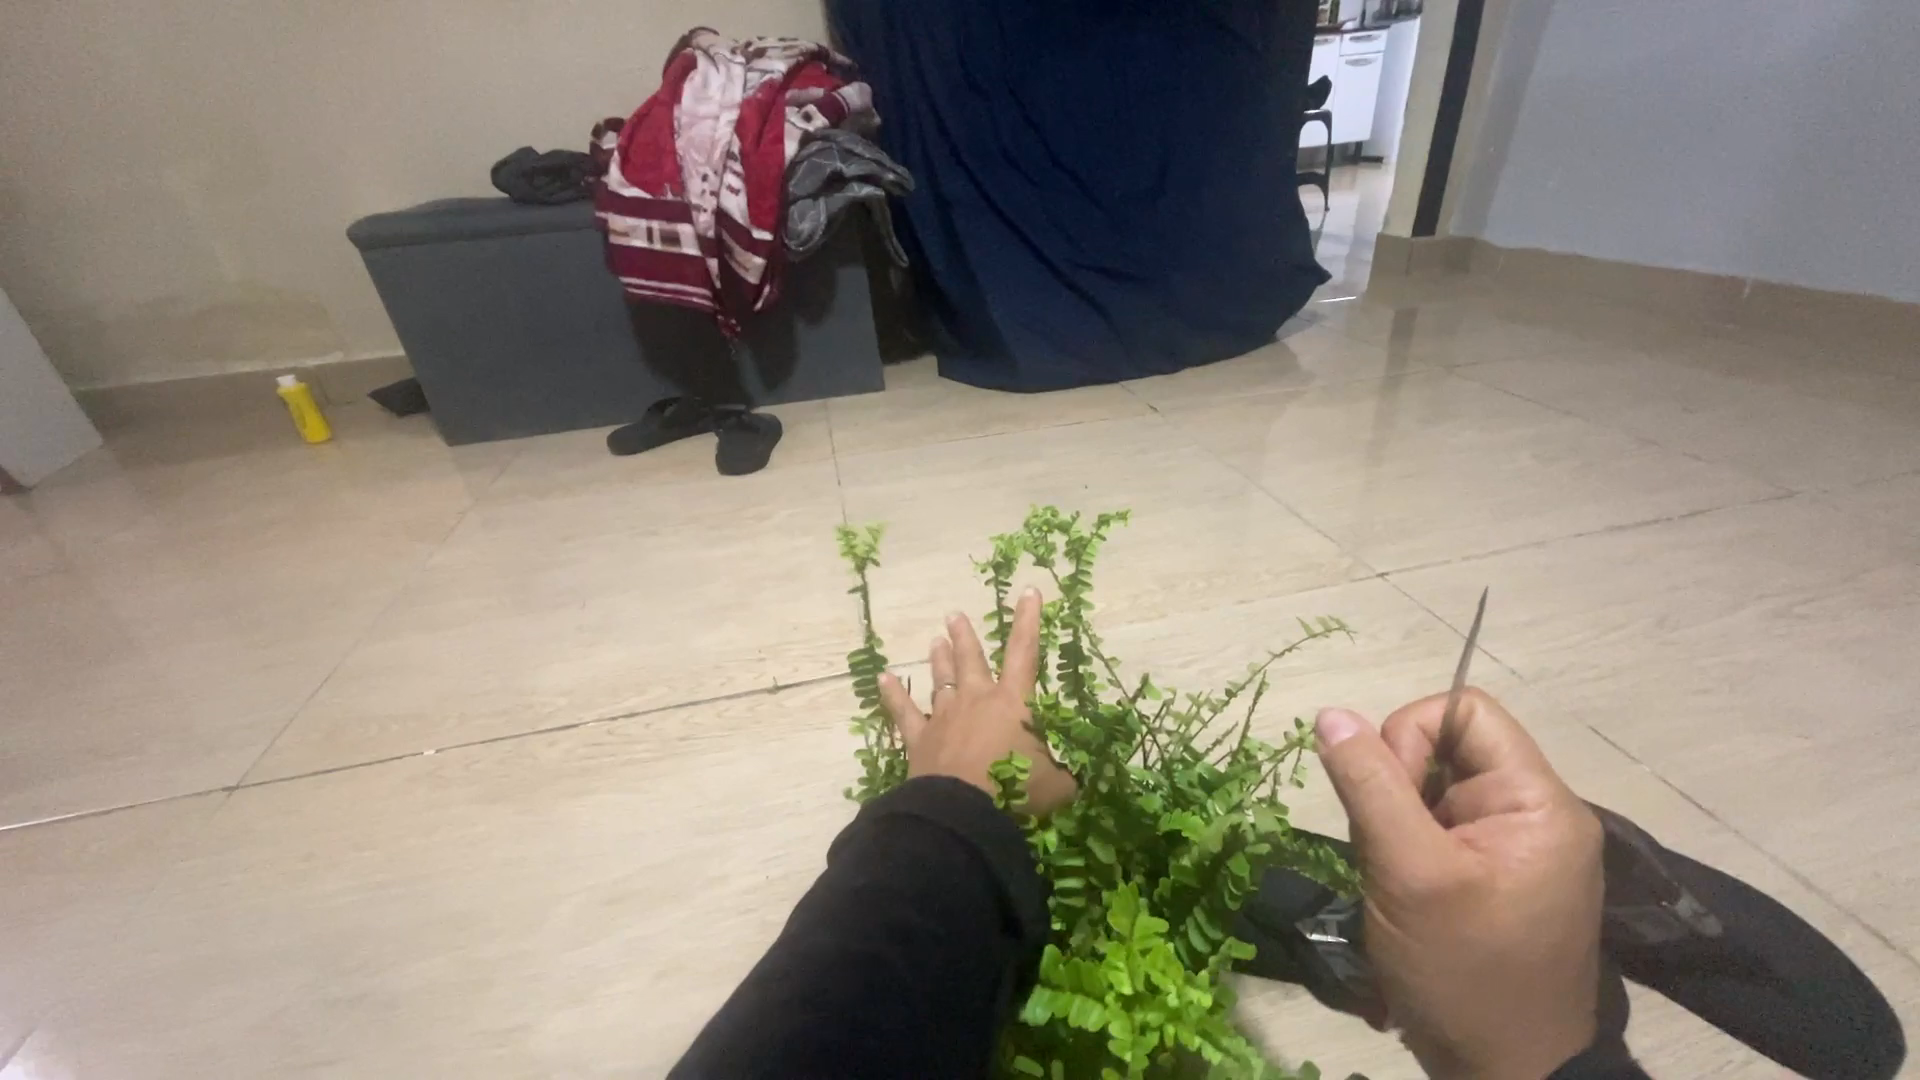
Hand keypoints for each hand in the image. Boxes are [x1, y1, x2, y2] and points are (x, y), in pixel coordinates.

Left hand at [877, 588, 1076, 815]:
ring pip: (941, 679)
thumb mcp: (1056, 784)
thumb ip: (1066, 774)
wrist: (964, 810)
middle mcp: (976, 700)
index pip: (1024, 653)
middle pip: (971, 659)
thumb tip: (1076, 778)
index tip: (1028, 592)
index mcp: (1013, 702)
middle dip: (964, 636)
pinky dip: (893, 695)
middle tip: (954, 615)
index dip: (1028, 621)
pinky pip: (904, 711)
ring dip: (939, 659)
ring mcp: (945, 716)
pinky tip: (883, 678)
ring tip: (936, 640)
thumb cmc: (1015, 789)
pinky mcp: (920, 737)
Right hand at [1314, 690, 1603, 1079]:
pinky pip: (1429, 820)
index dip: (1410, 734)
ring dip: (1391, 817)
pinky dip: (1399, 841)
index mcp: (1536, 802)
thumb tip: (1331, 713)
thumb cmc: (1463, 971)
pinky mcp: (1487, 868)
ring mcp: (1510, 842)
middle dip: (1394, 784)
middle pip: (1442, 745)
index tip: (1389, 796)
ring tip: (1394, 872)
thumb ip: (1369, 784)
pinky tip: (1399, 884)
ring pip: (1425, 783)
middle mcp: (1531, 811)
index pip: (1463, 711)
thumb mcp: (1408, 872)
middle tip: (1388, 845)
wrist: (1502, 1074)